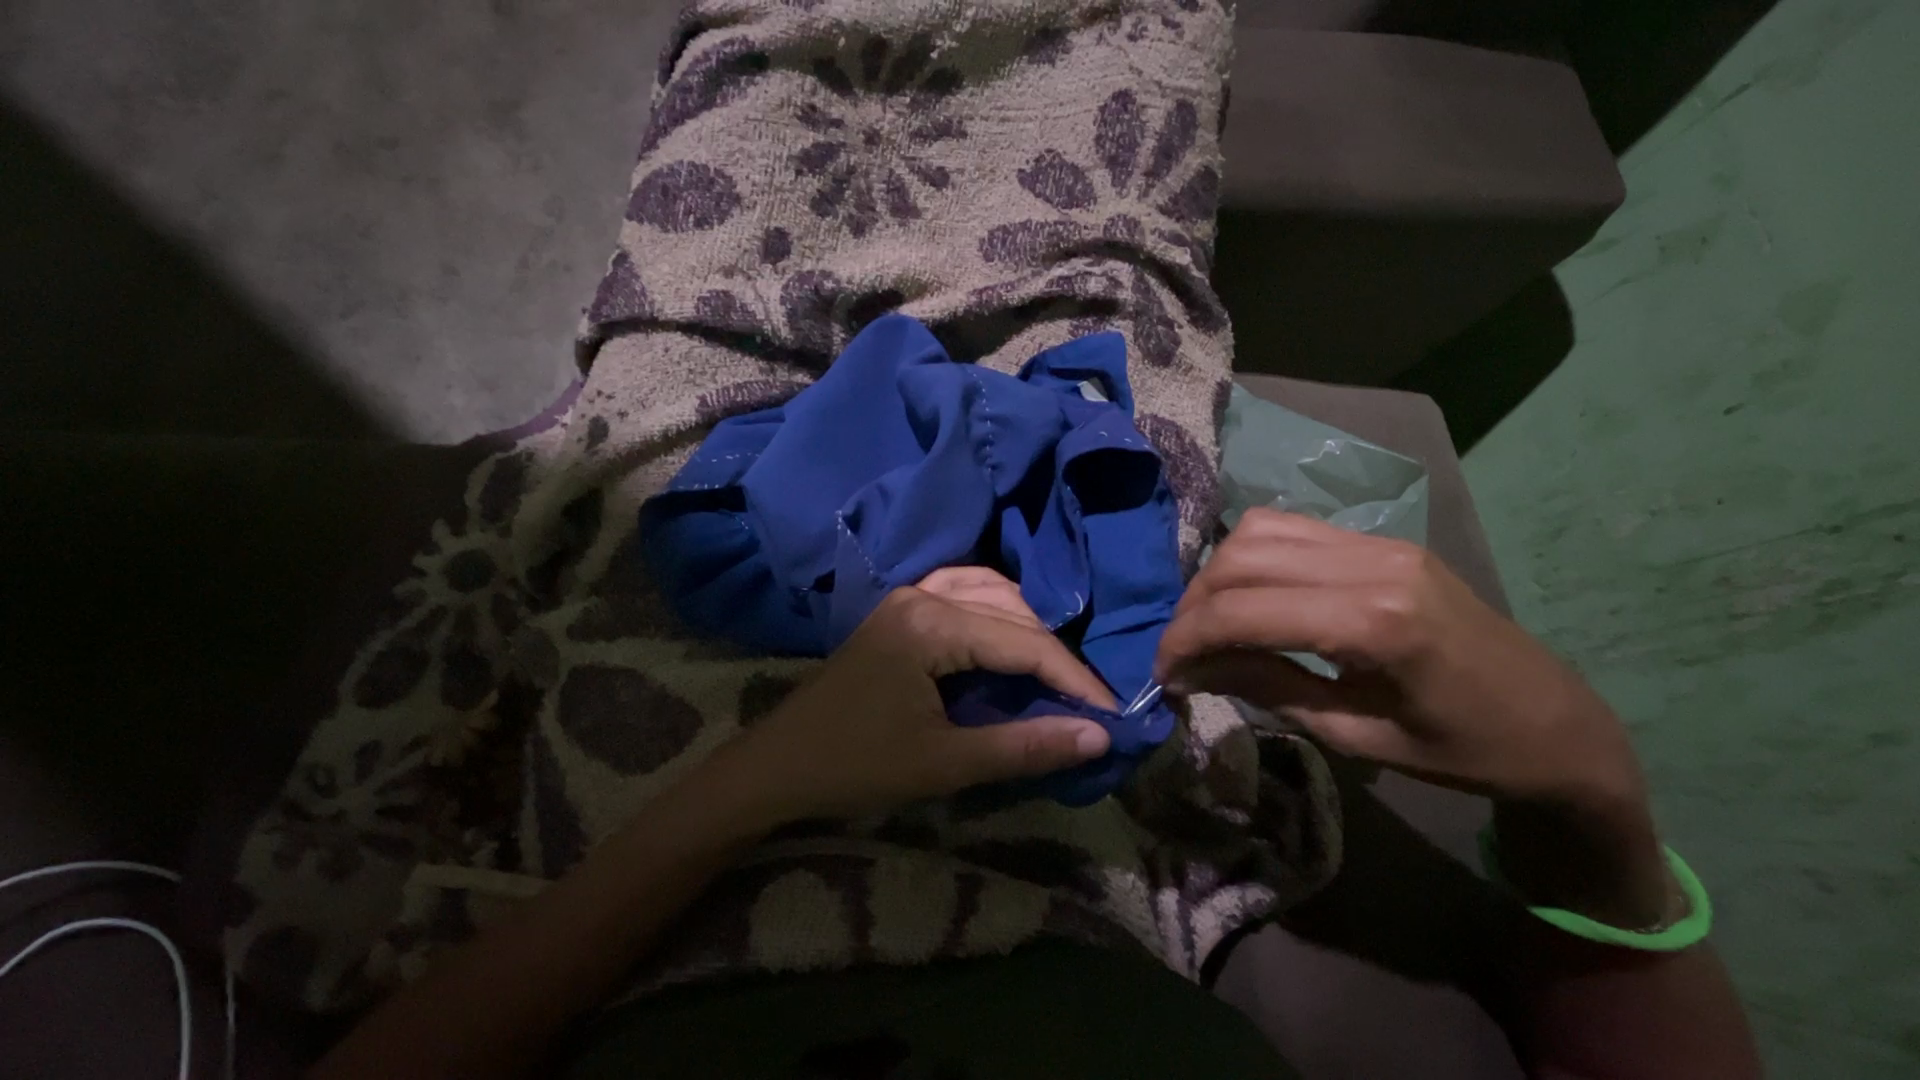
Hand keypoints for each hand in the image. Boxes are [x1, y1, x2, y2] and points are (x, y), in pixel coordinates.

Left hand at [721, 569, 1116, 822]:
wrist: (776, 767)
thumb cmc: (856, 767)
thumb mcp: (945, 763)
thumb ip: (1024, 746)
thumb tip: (1099, 736)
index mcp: (932, 625)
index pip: (1025, 644)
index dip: (1076, 680)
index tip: (1114, 714)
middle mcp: (921, 595)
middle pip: (1012, 614)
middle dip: (1054, 658)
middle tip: (1087, 705)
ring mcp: (905, 598)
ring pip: (989, 594)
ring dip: (1027, 630)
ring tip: (1054, 677)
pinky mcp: (896, 612)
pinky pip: (960, 594)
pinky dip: (994, 613)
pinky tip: (1005, 640)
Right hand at [1155, 508, 1643, 808]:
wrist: (1556, 723)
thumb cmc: (1463, 752)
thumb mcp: (1356, 735)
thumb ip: (1267, 688)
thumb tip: (1189, 670)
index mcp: (1374, 622)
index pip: (1243, 609)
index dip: (1186, 639)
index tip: (1162, 675)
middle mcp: (1373, 563)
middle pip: (1242, 557)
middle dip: (1193, 606)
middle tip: (1180, 655)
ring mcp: (1380, 544)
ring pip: (1260, 529)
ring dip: (1217, 575)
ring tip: (1208, 626)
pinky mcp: (1382, 542)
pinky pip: (1292, 530)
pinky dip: (1251, 558)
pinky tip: (1248, 599)